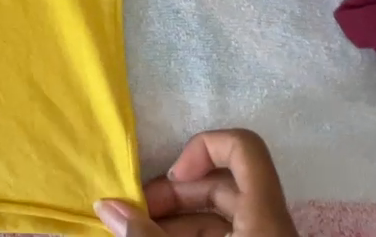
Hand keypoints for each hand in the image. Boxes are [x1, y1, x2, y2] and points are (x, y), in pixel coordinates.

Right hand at [94, 130, 297, 236]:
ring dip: (177, 220)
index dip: (203, 148)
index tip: (173, 175)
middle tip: (139, 212)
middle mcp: (272, 226)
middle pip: (222, 185)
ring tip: (140, 232)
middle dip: (175, 194)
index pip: (244, 147)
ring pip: (221, 218)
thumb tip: (104, 205)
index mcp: (266, 217)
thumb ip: (146, 235)